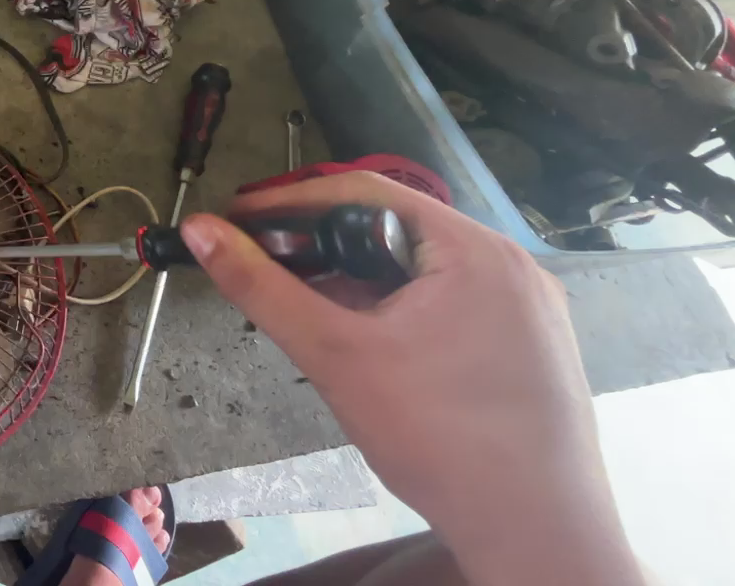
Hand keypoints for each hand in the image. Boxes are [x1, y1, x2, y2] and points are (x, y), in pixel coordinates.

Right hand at [182, 172, 640, 584]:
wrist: (539, 542)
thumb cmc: (434, 434)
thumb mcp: (329, 351)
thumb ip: (256, 283)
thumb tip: (195, 228)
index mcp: (475, 252)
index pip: (363, 193)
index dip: (288, 201)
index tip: (234, 220)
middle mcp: (508, 265)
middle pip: (388, 225)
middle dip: (315, 240)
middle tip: (259, 260)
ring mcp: (523, 305)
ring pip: (409, 262)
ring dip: (347, 272)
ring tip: (298, 298)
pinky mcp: (522, 340)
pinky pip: (436, 294)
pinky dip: (383, 299)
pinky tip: (352, 331)